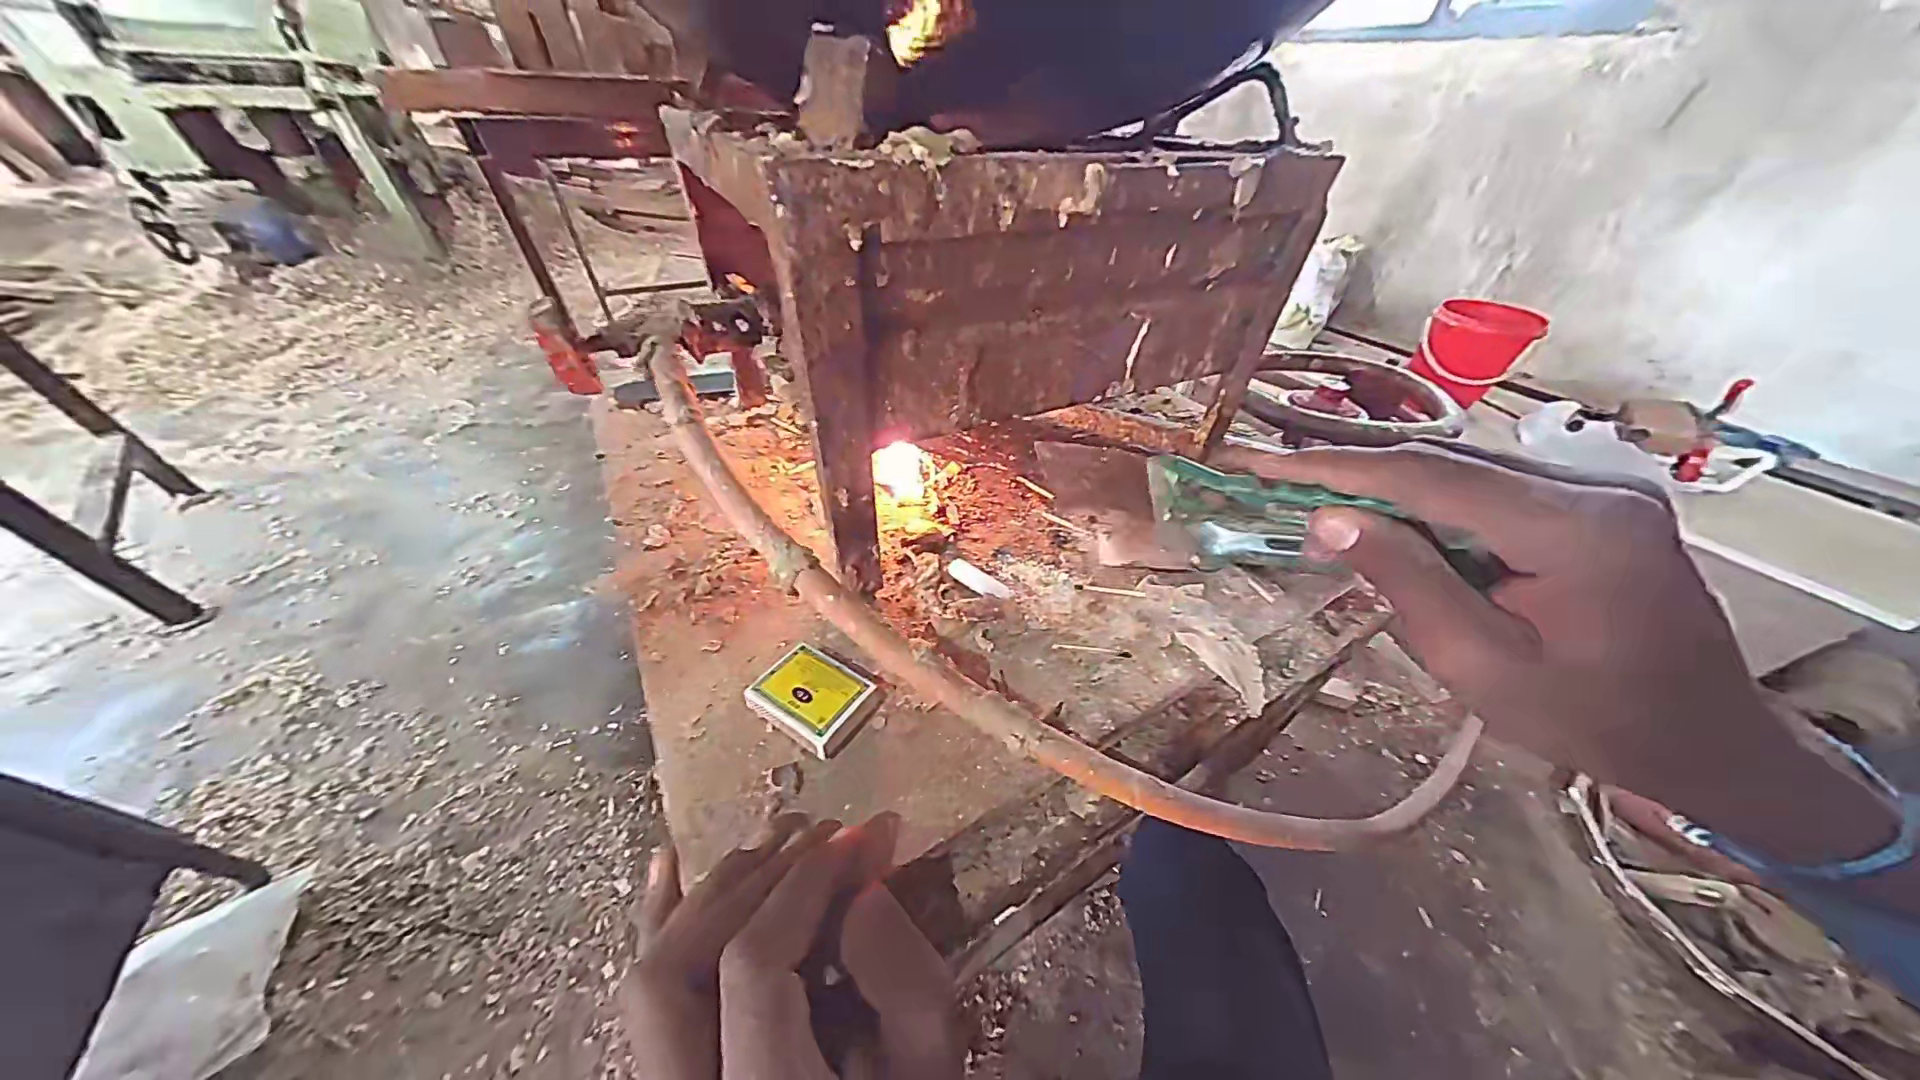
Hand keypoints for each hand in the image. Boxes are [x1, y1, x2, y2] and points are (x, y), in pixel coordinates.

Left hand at [619, 813, 958, 1079]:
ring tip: (781, 841)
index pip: (754, 967)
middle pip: (681, 967)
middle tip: (819, 835)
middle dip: (755, 881)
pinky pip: (647, 998)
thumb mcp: (926, 1059)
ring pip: (655, 977)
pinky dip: (661, 920)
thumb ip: (901, 977)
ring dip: (718, 891)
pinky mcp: (671, 1073)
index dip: (802, 886)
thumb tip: (861, 887)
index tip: (855, 837)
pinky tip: (670, 861)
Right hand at [1243, 444, 1907, 889]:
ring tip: (1300, 492)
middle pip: (1438, 462)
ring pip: (1453, 469)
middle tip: (1263, 469)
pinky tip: (1371, 515)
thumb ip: (1404, 580)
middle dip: (1342, 467)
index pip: (1426, 475)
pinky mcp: (1580, 503)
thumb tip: (1327, 517)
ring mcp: (1591, 489)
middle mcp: (1590, 487)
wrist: (1703, 739)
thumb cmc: (1587, 719)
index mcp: (1575, 528)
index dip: (1331, 466)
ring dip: (1372, 483)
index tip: (1259, 461)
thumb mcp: (1478, 663)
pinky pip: (1476, 488)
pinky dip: (1413, 500)